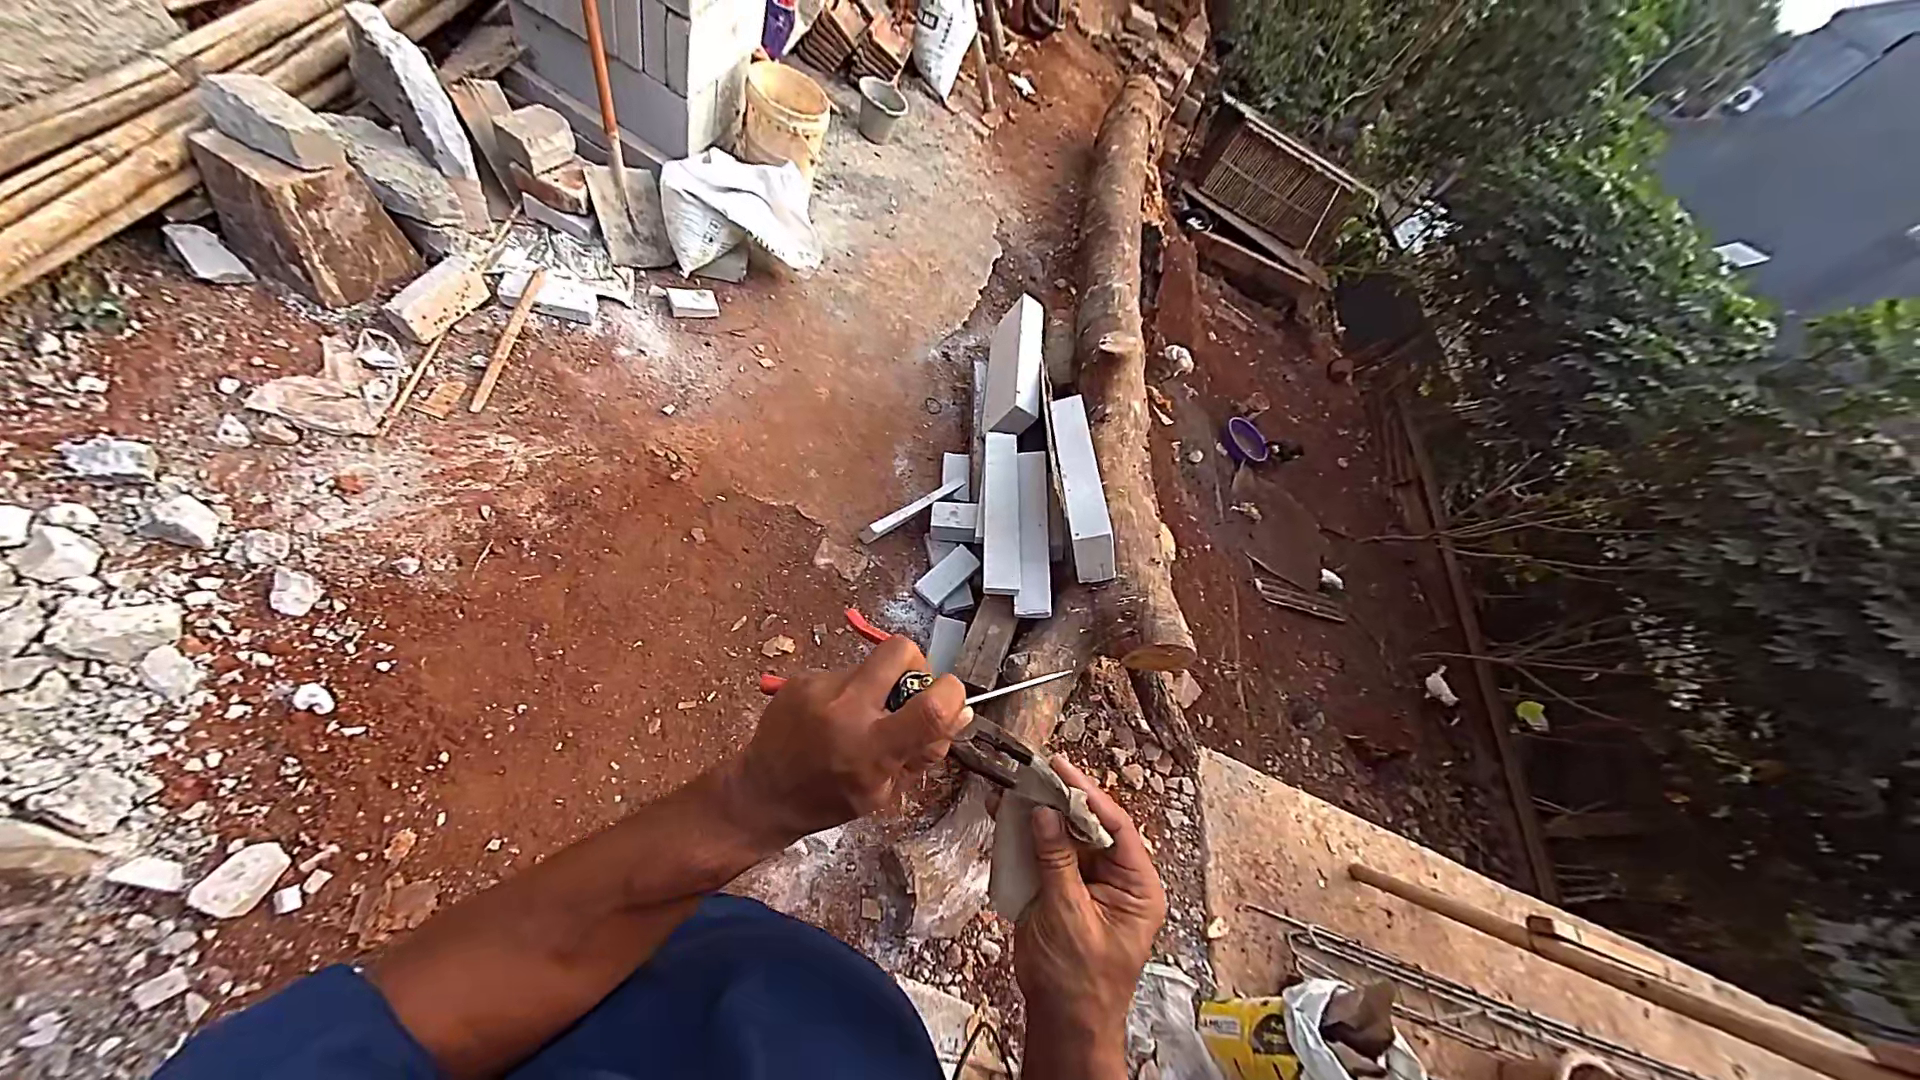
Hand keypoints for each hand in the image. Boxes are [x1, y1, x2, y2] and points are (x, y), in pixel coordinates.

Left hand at [724, 636, 970, 845]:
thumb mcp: (885, 792)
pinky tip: (834, 715)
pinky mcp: (803, 677)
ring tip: (861, 713)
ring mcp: (820, 688)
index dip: (953, 695)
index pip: (930, 707)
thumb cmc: (827, 799)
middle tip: (907, 690)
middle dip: (917, 663)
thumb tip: (960, 712)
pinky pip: (845, 671)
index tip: (952, 699)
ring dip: (879, 682)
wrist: (760, 793)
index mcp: (871, 750)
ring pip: (872, 662)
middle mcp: (846, 711)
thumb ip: (923, 751)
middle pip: (902, 649)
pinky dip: (850, 689)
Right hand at [1015, 756, 1165, 1067]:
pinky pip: (1050, 850)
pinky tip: (1013, 816)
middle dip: (1064, 800)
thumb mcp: (1069, 917)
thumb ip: (1057, 861)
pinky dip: (1032, 834)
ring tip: (1023, 786)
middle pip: (1092, 825)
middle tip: (1038, 773)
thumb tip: (1045, 813)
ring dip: (1045, 813)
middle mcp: (1117, 877)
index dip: (1089, 795)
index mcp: (1137, 886)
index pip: (1118, 827)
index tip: (1062, 770)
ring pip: (1068, 834)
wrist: (1061, 1023)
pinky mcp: (1064, 885)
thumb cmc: (1079, 983)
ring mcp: (1089, 880)